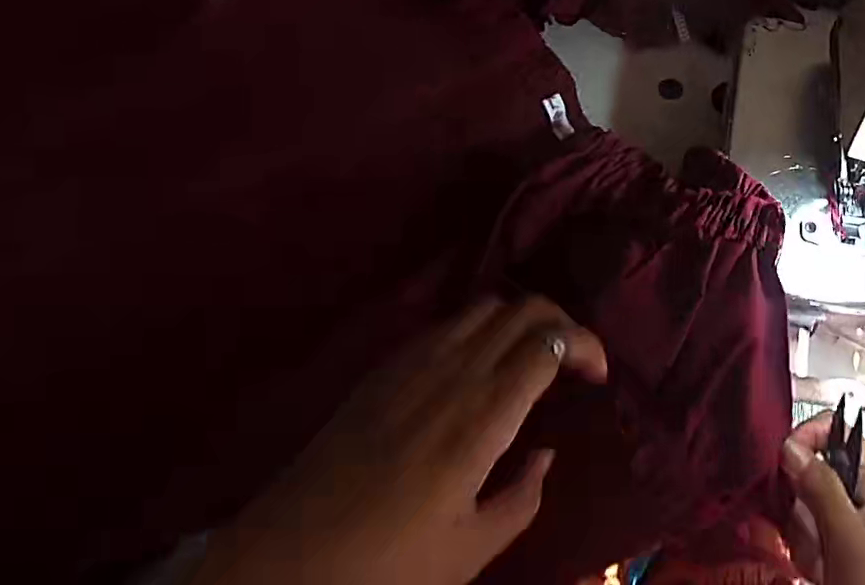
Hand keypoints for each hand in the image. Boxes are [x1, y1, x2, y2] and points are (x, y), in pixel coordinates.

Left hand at [192, 296, 607, 584]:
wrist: (268, 574)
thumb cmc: (378, 570)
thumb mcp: (467, 553)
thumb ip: (522, 497)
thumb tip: (544, 453)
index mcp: (485, 414)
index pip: (554, 342)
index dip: (587, 347)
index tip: (597, 376)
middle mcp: (457, 372)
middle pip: (529, 309)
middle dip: (565, 322)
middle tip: (574, 358)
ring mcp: (416, 363)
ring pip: (490, 306)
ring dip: (524, 319)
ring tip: (530, 353)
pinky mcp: (384, 370)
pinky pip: (449, 323)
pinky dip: (482, 327)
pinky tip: (477, 364)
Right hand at [779, 412, 864, 584]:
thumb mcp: (849, 537)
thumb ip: (821, 488)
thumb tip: (791, 446)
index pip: (843, 436)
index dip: (814, 435)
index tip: (785, 451)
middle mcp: (855, 499)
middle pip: (817, 467)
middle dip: (795, 482)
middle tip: (782, 501)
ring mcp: (837, 528)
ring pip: (802, 500)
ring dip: (789, 516)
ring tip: (801, 545)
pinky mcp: (821, 555)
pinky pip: (797, 532)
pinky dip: (788, 539)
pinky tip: (790, 553)